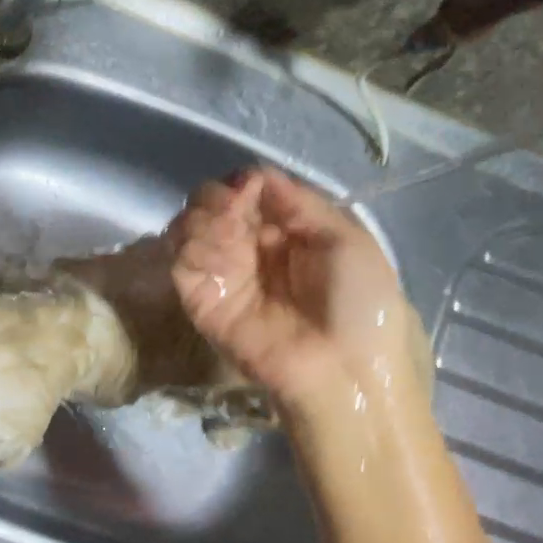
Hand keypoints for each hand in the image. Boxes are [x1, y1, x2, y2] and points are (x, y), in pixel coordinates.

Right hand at [167, 167, 417, 407]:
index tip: (249, 186)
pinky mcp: (201, 302)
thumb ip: (300, 204)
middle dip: (218, 197)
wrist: (345, 367)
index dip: (243, 184)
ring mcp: (222, 278)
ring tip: (224, 225)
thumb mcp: (346, 239)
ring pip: (190, 229)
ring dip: (202, 216)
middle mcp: (249, 252)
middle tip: (233, 206)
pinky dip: (192, 244)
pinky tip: (217, 247)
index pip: (247, 196)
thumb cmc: (359, 301)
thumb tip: (254, 175)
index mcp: (286, 235)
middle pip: (213, 208)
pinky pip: (183, 263)